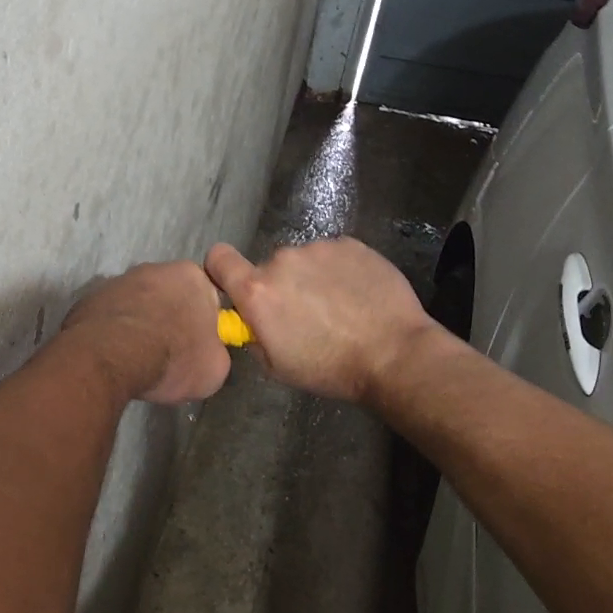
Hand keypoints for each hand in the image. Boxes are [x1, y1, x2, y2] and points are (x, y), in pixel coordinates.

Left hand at [58, 261, 232, 403]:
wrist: (111, 358)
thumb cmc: (172, 358)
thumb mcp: (214, 367)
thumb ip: (214, 350)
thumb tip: (206, 351)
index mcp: (191, 276)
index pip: (205, 293)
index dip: (202, 319)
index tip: (196, 343)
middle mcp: (153, 268)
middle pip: (168, 294)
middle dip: (168, 317)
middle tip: (167, 350)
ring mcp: (117, 280)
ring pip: (136, 303)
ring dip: (138, 322)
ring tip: (136, 356)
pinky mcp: (89, 297)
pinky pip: (109, 314)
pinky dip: (112, 330)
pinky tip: (112, 354)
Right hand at [204, 238, 440, 405]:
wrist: (394, 355)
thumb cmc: (330, 368)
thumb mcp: (276, 366)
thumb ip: (253, 333)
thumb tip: (252, 319)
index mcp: (256, 290)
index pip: (217, 258)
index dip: (222, 269)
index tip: (235, 285)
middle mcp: (281, 260)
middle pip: (268, 266)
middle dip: (280, 286)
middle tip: (306, 315)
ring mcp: (318, 248)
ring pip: (303, 261)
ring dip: (311, 278)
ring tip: (338, 307)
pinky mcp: (350, 244)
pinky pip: (333, 255)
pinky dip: (339, 271)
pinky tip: (357, 295)